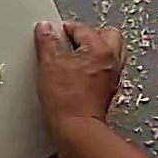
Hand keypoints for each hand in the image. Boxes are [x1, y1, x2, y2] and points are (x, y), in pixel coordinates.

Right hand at [33, 20, 124, 134]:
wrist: (76, 128)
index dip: (64, 29)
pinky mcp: (109, 90)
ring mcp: (113, 77)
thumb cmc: (67, 101)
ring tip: (76, 56)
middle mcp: (111, 61)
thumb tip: (45, 29)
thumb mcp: (48, 65)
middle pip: (106, 35)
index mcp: (100, 49)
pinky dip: (96, 66)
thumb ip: (47, 43)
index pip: (82, 29)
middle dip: (88, 34)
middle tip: (69, 41)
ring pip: (111, 52)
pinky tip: (81, 73)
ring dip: (95, 50)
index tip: (53, 34)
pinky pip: (107, 69)